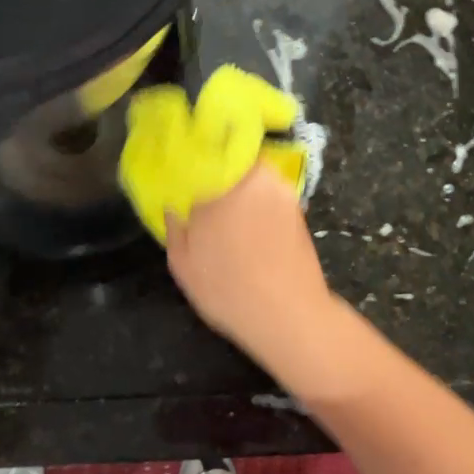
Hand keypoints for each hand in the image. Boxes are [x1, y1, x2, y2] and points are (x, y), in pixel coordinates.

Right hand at [166, 168, 333, 357]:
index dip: (192, 164)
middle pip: (233, 163)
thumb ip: (175, 227)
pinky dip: (260, 206)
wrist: (289, 315)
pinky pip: (271, 197)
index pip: (203, 157)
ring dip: (241, 190)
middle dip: (219, 173)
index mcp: (222, 184)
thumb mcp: (184, 264)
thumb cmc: (228, 288)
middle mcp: (256, 178)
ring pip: (254, 178)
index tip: (182, 176)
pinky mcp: (299, 210)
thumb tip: (173, 207)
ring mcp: (283, 193)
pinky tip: (250, 231)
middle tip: (204, 195)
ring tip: (227, 215)